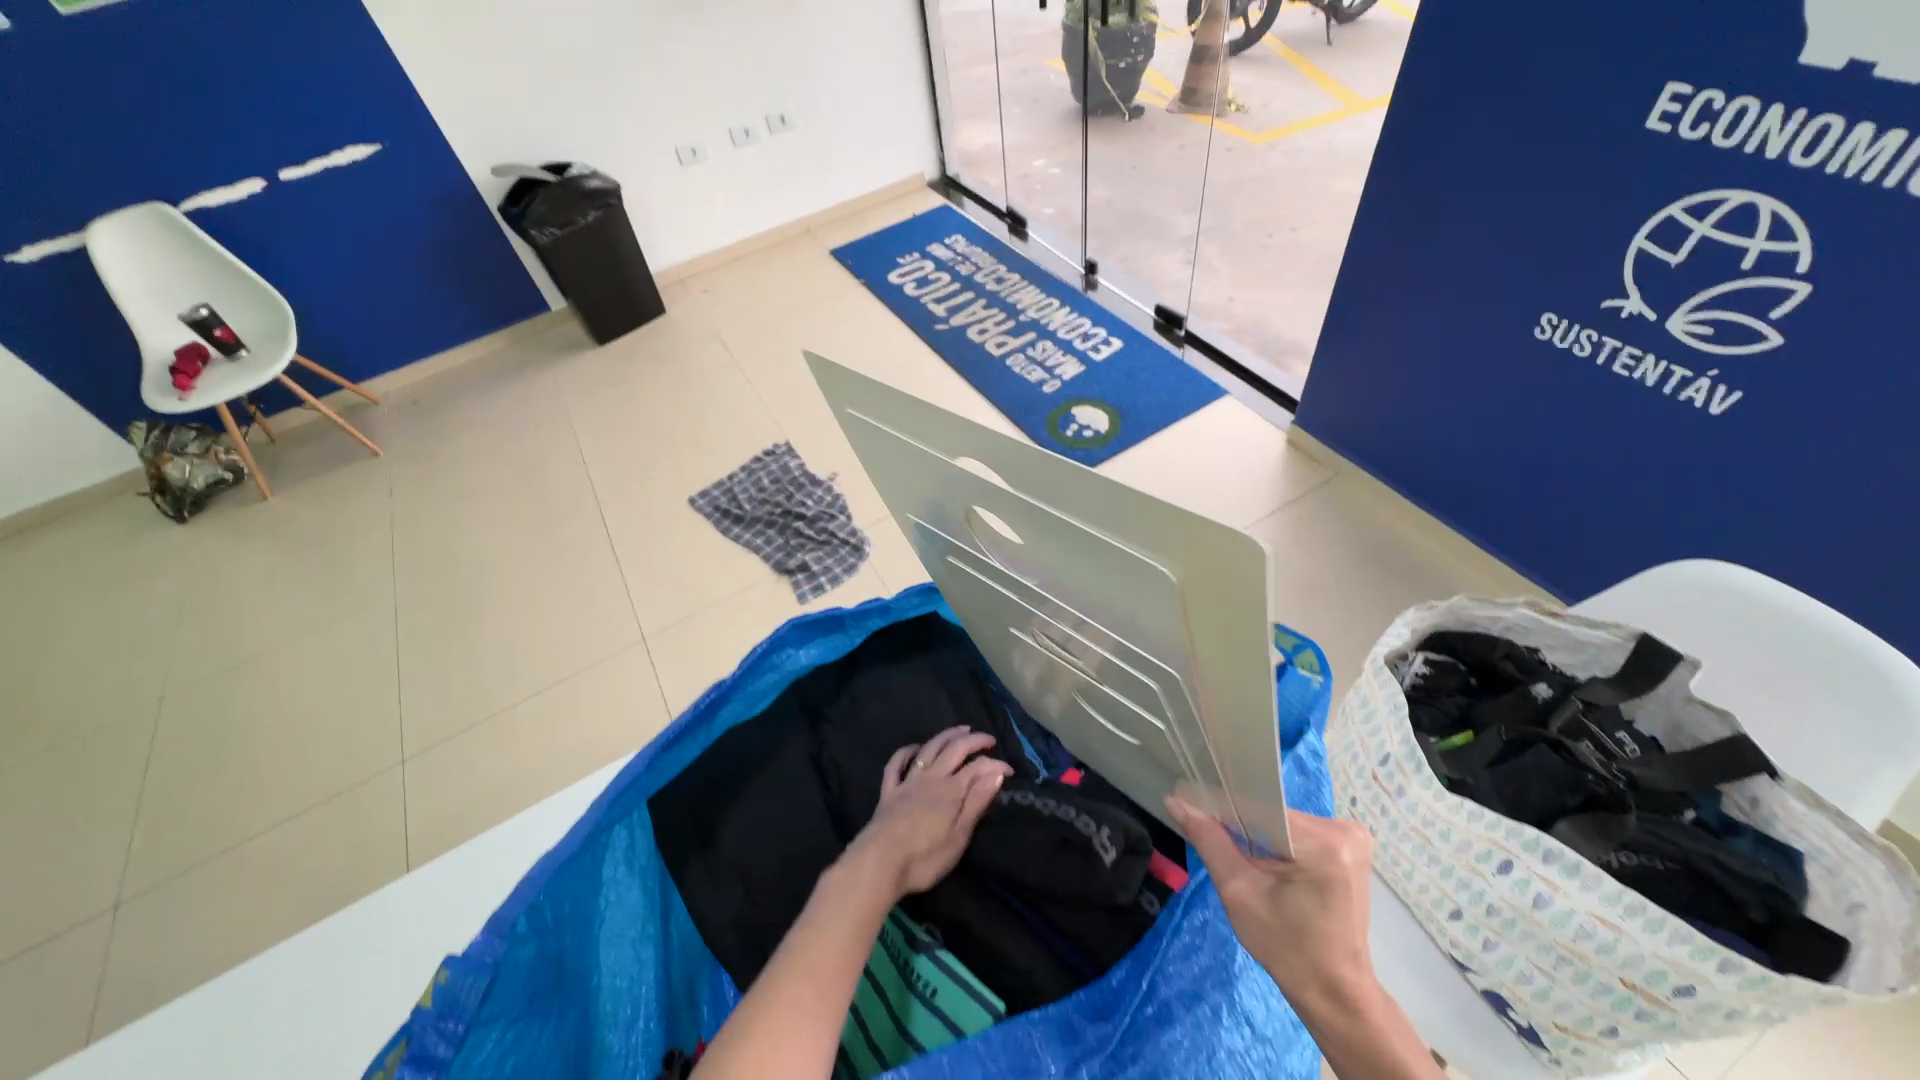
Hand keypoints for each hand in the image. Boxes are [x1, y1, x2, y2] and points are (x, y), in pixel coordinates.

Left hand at [842, 726, 1014, 900]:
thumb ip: (977, 802)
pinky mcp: (889, 792)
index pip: (979, 768)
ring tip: (960, 730)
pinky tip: (914, 748)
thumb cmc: (925, 858)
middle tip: (988, 739)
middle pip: (954, 750)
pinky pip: (896, 764)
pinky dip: (906, 752)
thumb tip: (997, 772)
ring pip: (928, 750)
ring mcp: (907, 783)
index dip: (996, 765)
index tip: (1010, 770)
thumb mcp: (959, 836)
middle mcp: (931, 778)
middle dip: (973, 740)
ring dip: (946, 736)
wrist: (878, 864)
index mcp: (951, 790)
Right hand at [1166, 796, 1376, 1009]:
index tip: (1195, 818)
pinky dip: (1279, 845)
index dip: (1222, 811)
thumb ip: (1209, 840)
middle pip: (1272, 812)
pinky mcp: (1351, 848)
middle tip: (1228, 859)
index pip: (1258, 806)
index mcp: (1322, 842)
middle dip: (1244, 830)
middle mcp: (1343, 830)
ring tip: (1251, 869)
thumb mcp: (1238, 892)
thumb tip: (1176, 800)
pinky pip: (1299, 832)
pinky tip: (1272, 872)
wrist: (1332, 989)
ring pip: (1283, 820)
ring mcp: (1352, 837)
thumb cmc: (1285, 947)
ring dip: (1261, 838)